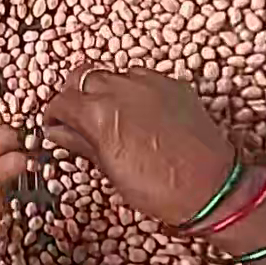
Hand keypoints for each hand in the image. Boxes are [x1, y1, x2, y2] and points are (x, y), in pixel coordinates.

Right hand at [42, 67, 236, 224]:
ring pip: (112, 74)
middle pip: (82, 77)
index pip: (61, 101)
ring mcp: (150, 85)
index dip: (53, 114)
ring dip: (103, 90)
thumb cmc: (159, 188)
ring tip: (108, 114)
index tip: (55, 125)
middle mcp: (122, 90)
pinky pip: (142, 78)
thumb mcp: (108, 168)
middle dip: (75, 96)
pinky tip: (136, 112)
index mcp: (99, 113)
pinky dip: (132, 90)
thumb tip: (58, 132)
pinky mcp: (173, 86)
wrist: (212, 190)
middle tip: (77, 117)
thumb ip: (80, 142)